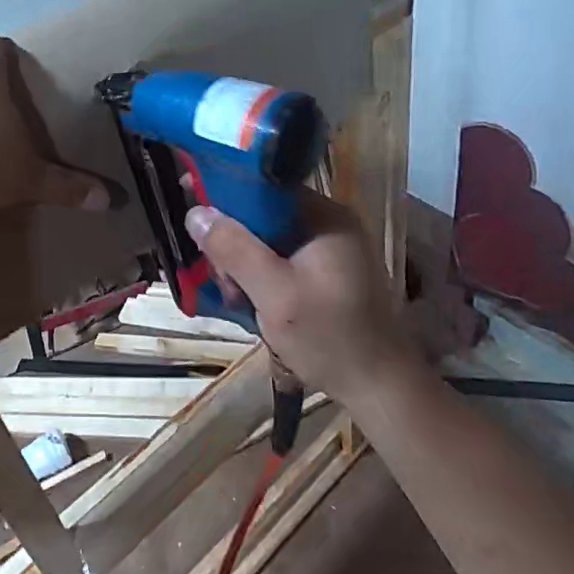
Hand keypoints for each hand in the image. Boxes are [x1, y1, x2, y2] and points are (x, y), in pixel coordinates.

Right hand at [184, 192, 426, 406]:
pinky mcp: (329, 274)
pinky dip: (263, 280)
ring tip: (239, 302)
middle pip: (263, 217)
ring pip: (269, 242)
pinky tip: (255, 307)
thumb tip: (196, 211)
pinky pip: (283, 262)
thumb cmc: (328, 338)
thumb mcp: (274, 294)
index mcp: (324, 217)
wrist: (378, 386)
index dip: (226, 198)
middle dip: (235, 247)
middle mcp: (329, 225)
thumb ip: (235, 250)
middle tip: (226, 285)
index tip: (195, 216)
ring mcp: (331, 250)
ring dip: (246, 268)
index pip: (265, 188)